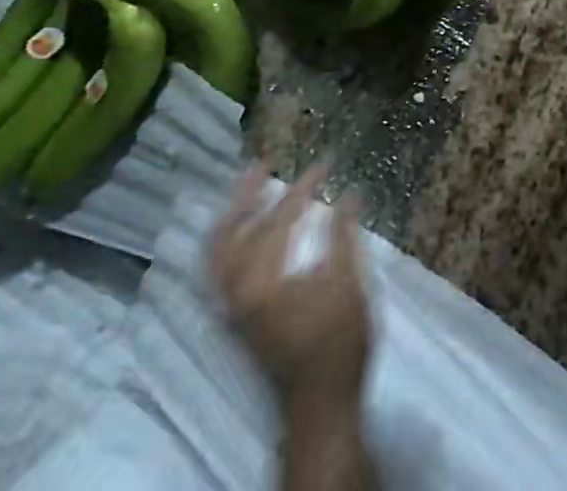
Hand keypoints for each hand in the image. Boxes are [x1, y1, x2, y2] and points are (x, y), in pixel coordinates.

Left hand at [210, 163, 370, 414]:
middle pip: (229, 232)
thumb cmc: (339, 341)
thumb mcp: (348, 283)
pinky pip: (218, 270)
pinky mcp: (234, 316)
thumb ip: (344, 235)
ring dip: (231, 217)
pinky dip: (226, 244)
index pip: (280, 221)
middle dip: (244, 195)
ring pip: (217, 252)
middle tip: (260, 165)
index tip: (324, 166)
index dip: (304, 190)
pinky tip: (242, 232)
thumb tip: (350, 194)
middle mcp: (236, 290)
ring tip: (247, 191)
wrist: (320, 400)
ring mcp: (230, 305)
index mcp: (263, 281)